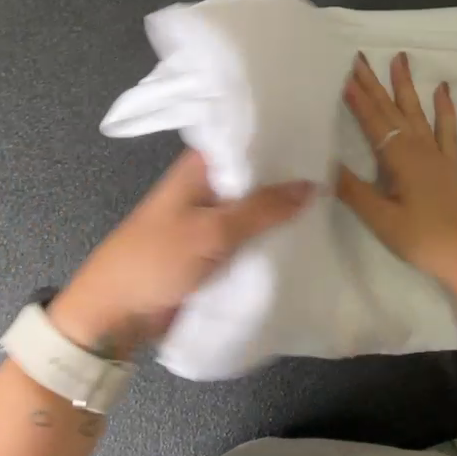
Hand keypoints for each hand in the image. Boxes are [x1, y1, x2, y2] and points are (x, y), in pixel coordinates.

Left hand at [50, 150, 313, 359]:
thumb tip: (311, 185)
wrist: (115, 314)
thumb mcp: (211, 231)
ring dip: (282, 217)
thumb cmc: (155, 260)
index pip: (246, 143)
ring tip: (333, 211)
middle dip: (289, 183)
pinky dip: (270, 243)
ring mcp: (211, 223)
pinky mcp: (214, 253)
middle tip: (340, 180)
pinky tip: (306, 242)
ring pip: (255, 213)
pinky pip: (249, 242)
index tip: (322, 142)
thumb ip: (261, 209)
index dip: (281, 141)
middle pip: (255, 180)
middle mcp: (206, 189)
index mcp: (198, 168)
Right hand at [336, 51, 456, 289]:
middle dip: (374, 84)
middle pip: (392, 110)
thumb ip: (353, 191)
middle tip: (360, 57)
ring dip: (406, 85)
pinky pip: (447, 129)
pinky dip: (445, 108)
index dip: (357, 99)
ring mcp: (436, 155)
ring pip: (417, 112)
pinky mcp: (448, 165)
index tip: (343, 75)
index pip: (373, 122)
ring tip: (399, 58)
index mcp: (401, 158)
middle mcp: (419, 148)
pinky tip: (442, 89)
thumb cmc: (423, 239)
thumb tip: (324, 164)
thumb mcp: (381, 219)